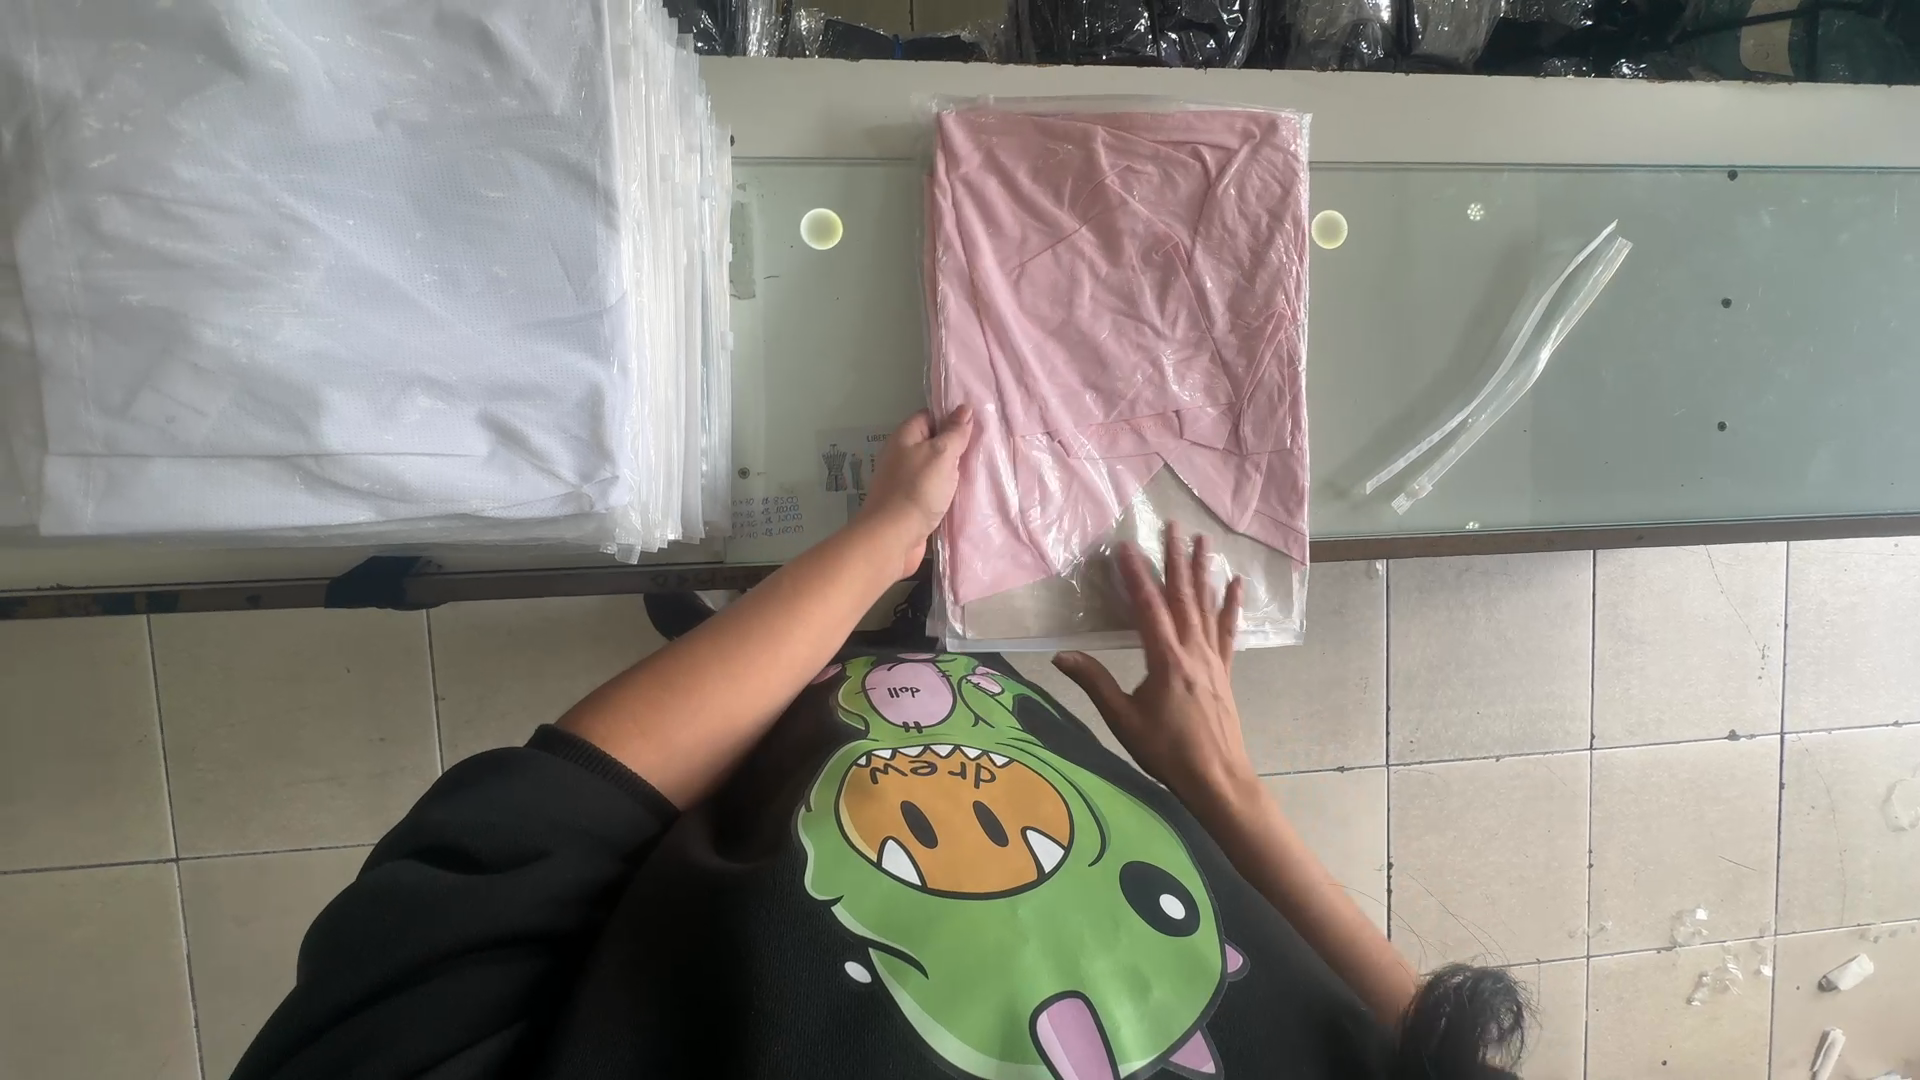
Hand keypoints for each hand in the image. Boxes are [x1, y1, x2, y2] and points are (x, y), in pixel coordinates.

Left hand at [855, 405, 973, 579]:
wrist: (893, 537)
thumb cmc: (916, 490)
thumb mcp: (941, 454)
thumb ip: (954, 432)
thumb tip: (964, 408)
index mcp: (905, 437)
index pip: (930, 417)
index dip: (951, 418)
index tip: (977, 423)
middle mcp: (904, 456)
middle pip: (934, 444)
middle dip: (958, 446)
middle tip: (986, 447)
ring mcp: (907, 482)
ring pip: (937, 469)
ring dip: (956, 472)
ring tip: (983, 469)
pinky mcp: (914, 504)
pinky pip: (936, 491)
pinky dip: (950, 492)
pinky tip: (968, 494)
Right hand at [1053, 522, 1255, 814]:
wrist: (1218, 780)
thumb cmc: (1167, 752)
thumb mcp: (1123, 720)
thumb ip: (1094, 683)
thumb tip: (1061, 656)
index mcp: (1166, 660)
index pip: (1148, 607)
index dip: (1136, 575)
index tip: (1127, 546)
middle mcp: (1192, 651)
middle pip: (1183, 596)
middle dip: (1176, 559)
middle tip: (1174, 526)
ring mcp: (1212, 659)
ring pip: (1207, 606)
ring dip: (1203, 572)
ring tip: (1204, 541)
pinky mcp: (1224, 671)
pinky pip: (1228, 630)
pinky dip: (1230, 606)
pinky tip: (1235, 584)